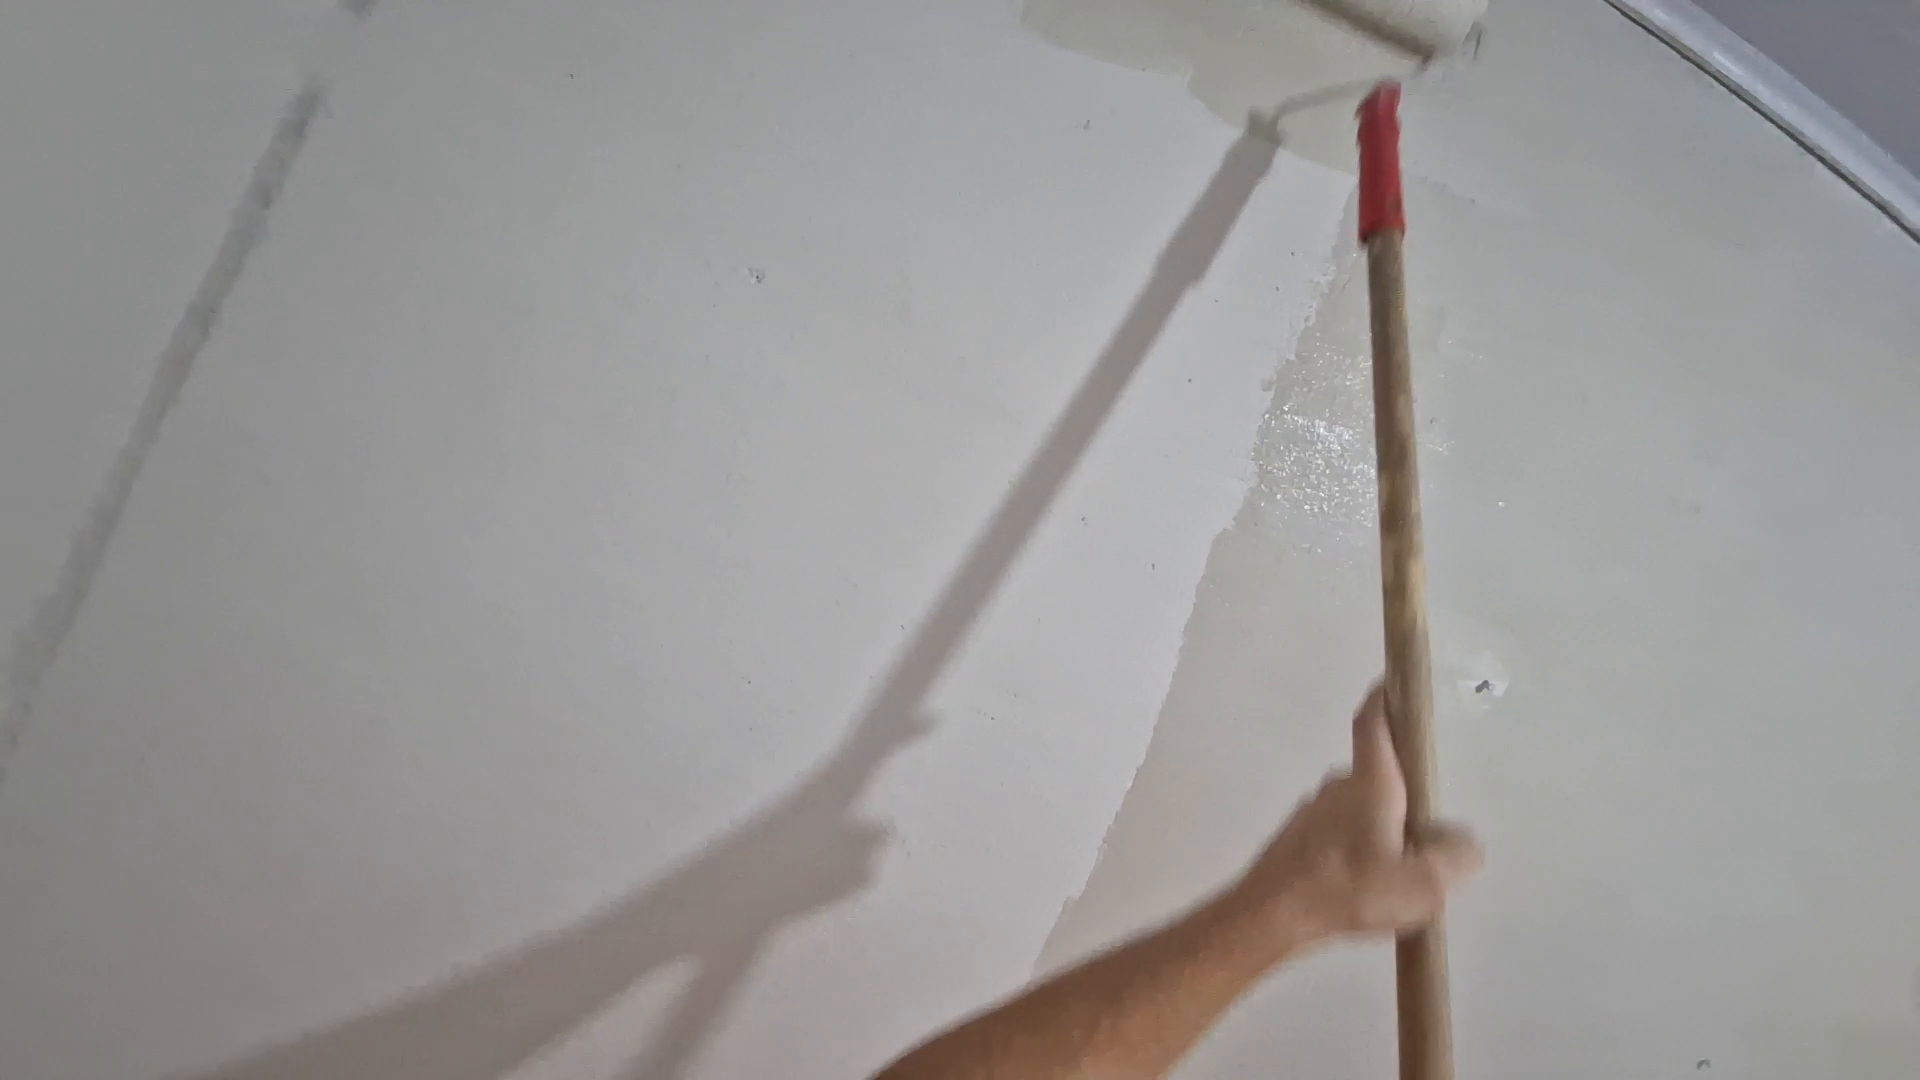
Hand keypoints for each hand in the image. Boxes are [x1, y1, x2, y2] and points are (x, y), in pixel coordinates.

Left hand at [1233, 684, 1482, 942]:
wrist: (1274, 911)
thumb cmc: (1349, 888)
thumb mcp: (1423, 882)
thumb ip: (1454, 855)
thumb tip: (1461, 839)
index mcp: (1368, 784)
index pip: (1373, 726)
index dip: (1384, 699)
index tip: (1392, 680)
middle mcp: (1337, 786)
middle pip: (1381, 778)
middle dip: (1407, 801)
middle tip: (1429, 848)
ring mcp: (1315, 810)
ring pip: (1363, 810)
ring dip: (1385, 832)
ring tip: (1398, 883)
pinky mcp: (1302, 836)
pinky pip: (1344, 833)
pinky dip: (1361, 852)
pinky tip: (1367, 891)